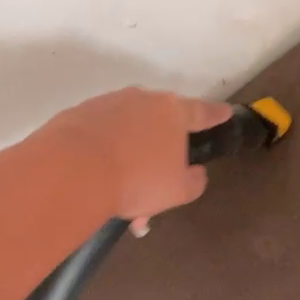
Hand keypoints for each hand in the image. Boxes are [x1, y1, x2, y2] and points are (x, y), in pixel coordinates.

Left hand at [27, 87, 232, 223]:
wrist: (74, 171)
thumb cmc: (139, 180)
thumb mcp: (180, 191)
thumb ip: (195, 180)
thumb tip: (194, 172)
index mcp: (172, 113)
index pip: (201, 113)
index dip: (216, 115)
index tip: (225, 112)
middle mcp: (141, 100)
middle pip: (159, 125)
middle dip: (161, 154)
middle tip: (158, 187)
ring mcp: (107, 104)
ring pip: (129, 135)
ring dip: (132, 163)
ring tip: (126, 200)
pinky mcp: (78, 115)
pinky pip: (102, 138)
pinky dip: (107, 158)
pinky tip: (102, 186)